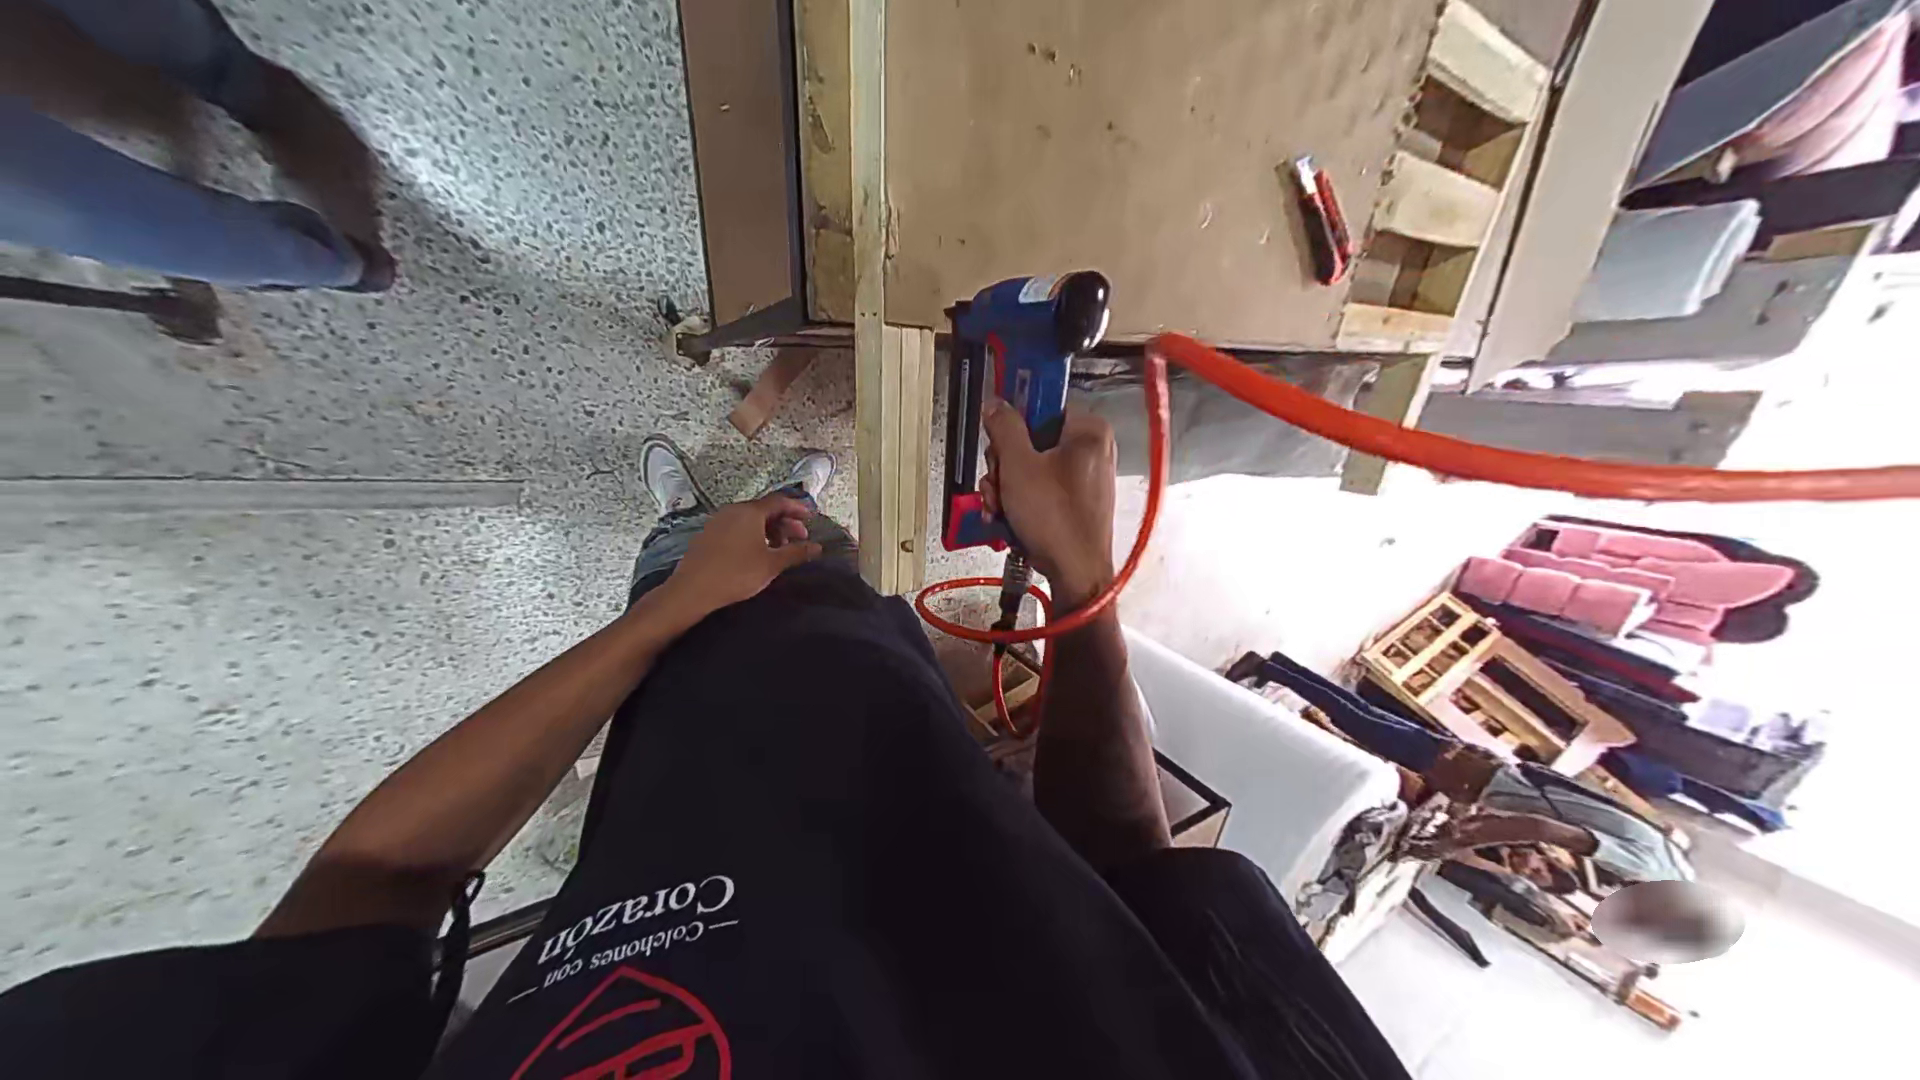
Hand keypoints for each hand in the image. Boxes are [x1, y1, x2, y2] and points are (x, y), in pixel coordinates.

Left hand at [662, 494, 821, 614]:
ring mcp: (718, 521)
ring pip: (750, 519)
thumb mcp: (772, 564)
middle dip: (785, 522)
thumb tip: (818, 547)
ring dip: (770, 530)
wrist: (693, 590)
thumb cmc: (737, 573)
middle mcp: (733, 511)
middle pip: (765, 509)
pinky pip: (737, 527)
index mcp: (750, 512)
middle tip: (800, 538)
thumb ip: (796, 552)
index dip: (797, 508)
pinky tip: (757, 552)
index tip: (811, 518)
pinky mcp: (708, 534)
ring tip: (780, 548)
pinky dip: (753, 534)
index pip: (779, 501)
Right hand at [980, 400, 1117, 609]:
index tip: (998, 443)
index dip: (1014, 426)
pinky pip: (1040, 491)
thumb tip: (995, 404)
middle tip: (998, 487)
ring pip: (1030, 469)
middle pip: (1031, 441)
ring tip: (999, 509)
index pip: (1041, 407)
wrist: (1075, 574)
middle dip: (1004, 467)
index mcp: (1088, 430)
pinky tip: (1009, 520)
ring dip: (1005, 489)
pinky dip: (1020, 504)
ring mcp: (1085, 479)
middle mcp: (1092, 450)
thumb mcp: (1018, 466)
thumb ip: (1004, 428)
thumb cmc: (1053, 519)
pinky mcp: (1076, 503)